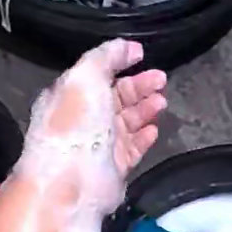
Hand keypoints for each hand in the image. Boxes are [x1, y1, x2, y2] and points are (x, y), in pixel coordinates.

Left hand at [18, 39, 168, 215]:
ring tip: (162, 101)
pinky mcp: (113, 169)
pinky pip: (132, 149)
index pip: (97, 74)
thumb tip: (128, 48)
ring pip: (127, 122)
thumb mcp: (85, 77)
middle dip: (139, 87)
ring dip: (145, 109)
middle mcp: (83, 119)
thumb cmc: (74, 127)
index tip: (142, 55)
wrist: (72, 184)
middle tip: (161, 79)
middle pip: (116, 97)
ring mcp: (99, 145)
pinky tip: (154, 129)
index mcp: (70, 96)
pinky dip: (144, 137)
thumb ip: (105, 57)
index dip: (120, 63)